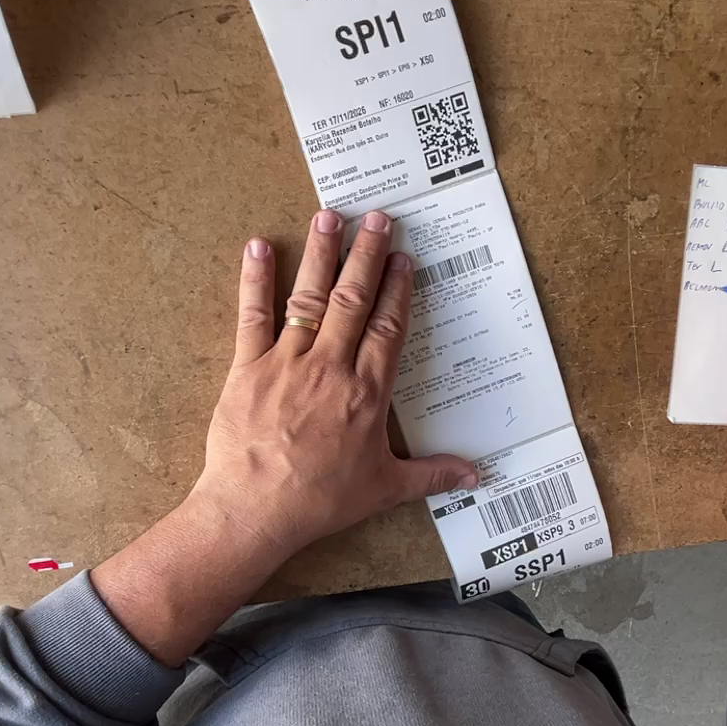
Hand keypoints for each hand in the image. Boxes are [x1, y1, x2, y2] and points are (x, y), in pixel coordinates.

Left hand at [91, 209, 477, 664]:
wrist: (257, 509)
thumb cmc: (322, 500)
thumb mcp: (385, 489)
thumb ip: (432, 475)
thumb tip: (478, 477)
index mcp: (367, 392)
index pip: (388, 328)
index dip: (397, 291)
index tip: (403, 259)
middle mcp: (332, 366)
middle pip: (354, 299)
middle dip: (366, 255)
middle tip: (377, 218)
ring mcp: (288, 361)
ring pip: (310, 297)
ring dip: (321, 254)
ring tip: (329, 216)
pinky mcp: (248, 367)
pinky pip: (252, 315)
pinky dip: (256, 280)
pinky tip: (259, 248)